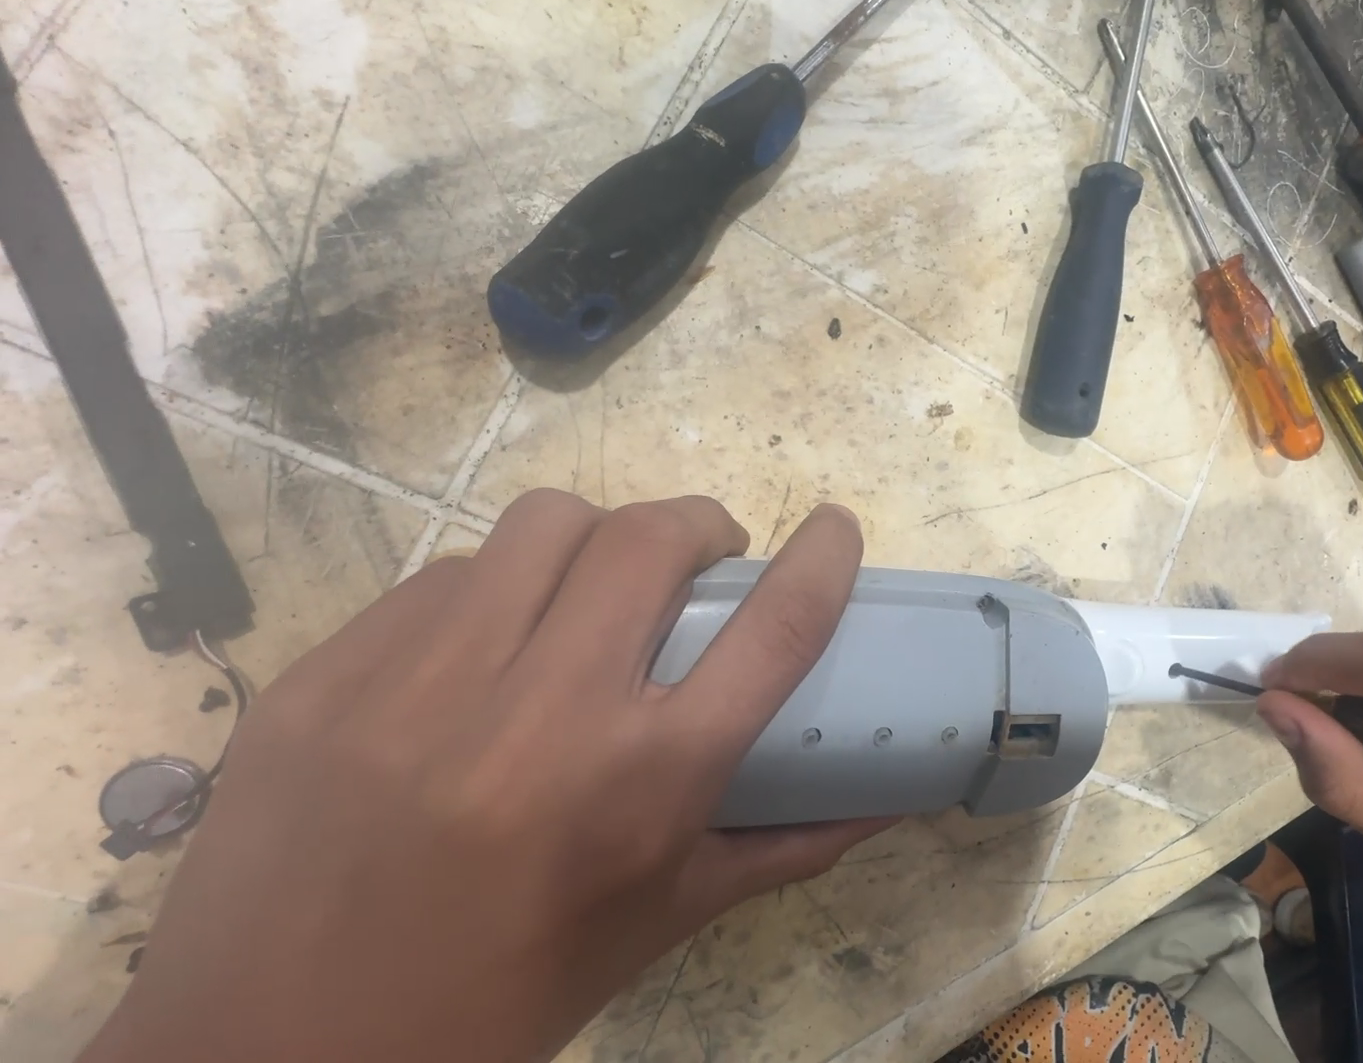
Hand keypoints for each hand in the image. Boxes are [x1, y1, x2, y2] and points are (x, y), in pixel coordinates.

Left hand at [83, 491, 893, 1062]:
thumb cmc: (513, 991)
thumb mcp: (667, 915)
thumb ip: (785, 846)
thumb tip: (881, 807)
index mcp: (643, 781)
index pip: (774, 630)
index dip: (821, 560)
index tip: (835, 526)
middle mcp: (541, 712)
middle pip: (649, 537)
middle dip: (699, 526)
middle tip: (702, 561)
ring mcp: (419, 683)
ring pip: (543, 526)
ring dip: (598, 538)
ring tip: (595, 585)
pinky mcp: (325, 676)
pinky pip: (443, 578)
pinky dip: (495, 590)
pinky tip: (485, 647)